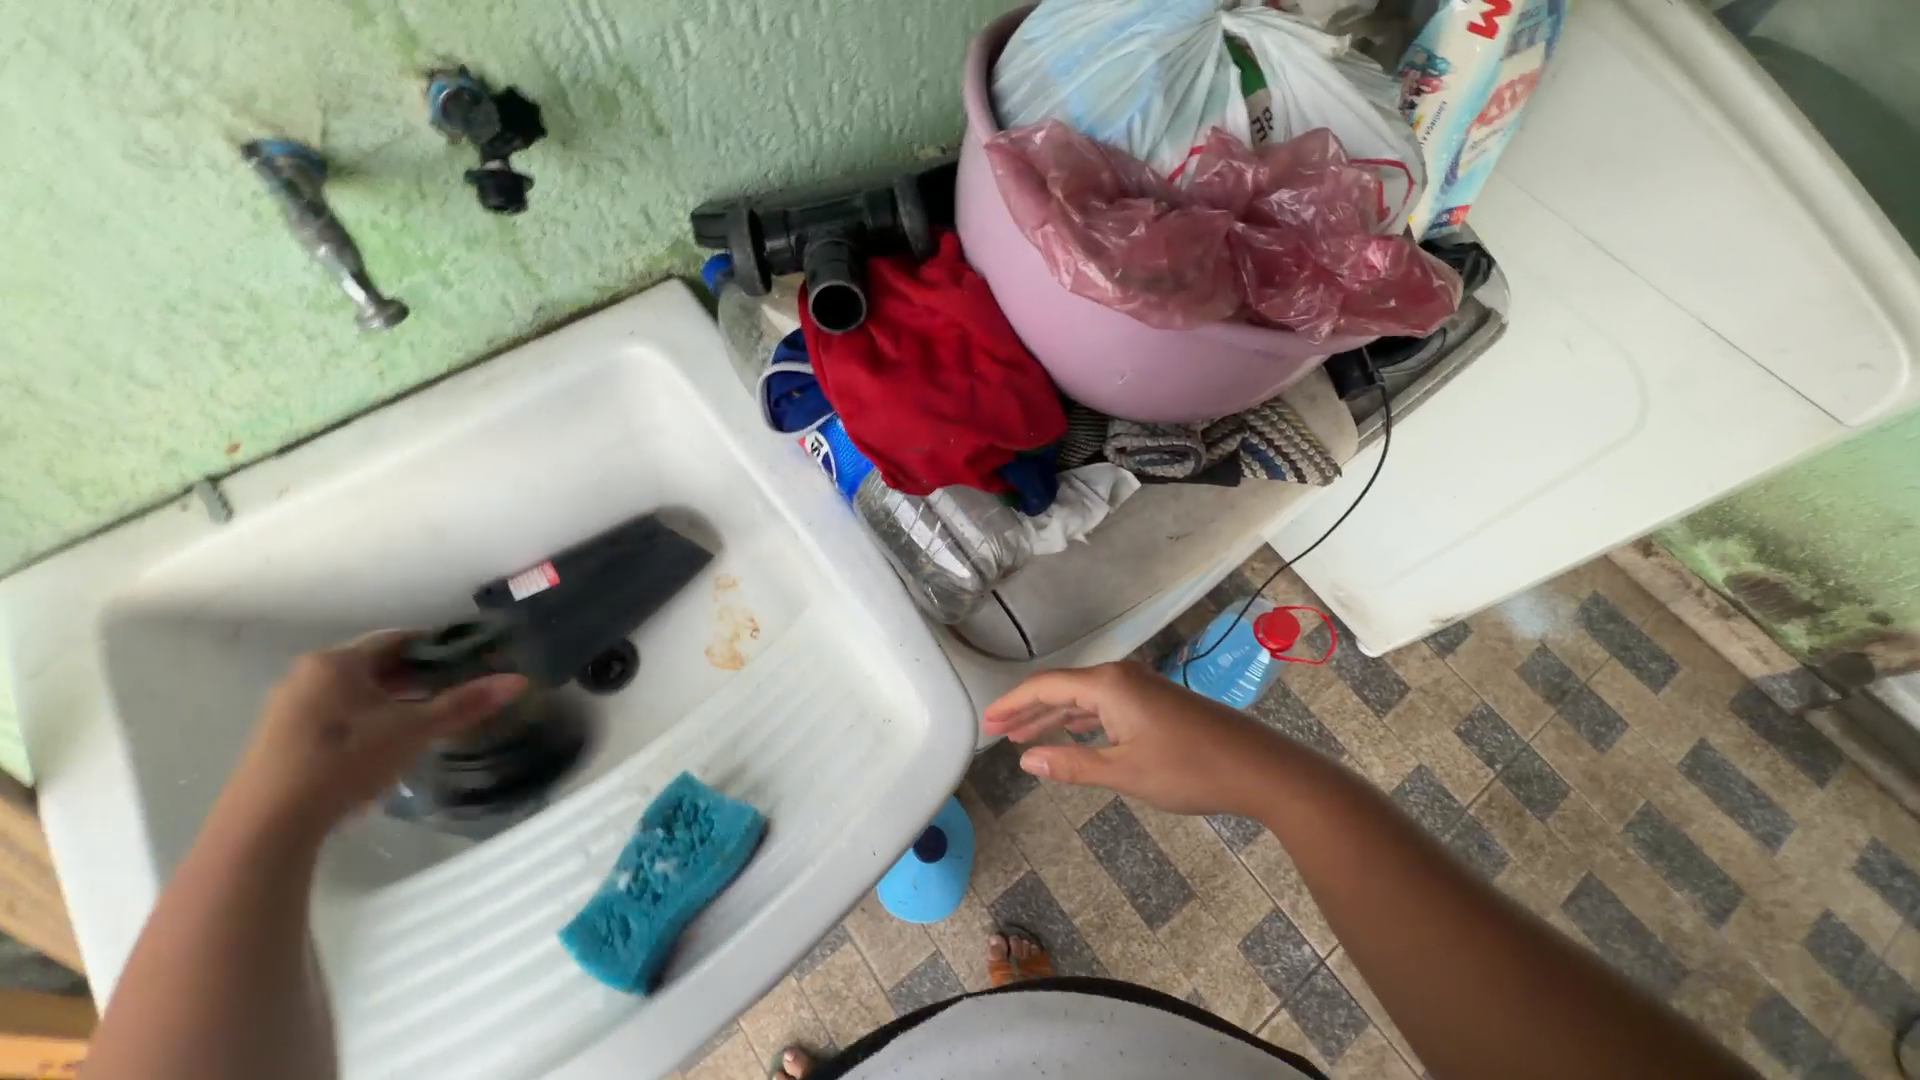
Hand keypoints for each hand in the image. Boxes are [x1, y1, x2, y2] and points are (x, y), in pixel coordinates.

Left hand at [215, 633, 526, 840]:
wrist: (267, 825)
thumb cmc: (345, 761)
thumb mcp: (414, 731)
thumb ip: (465, 704)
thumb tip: (519, 681)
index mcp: (336, 662)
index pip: (399, 639)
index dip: (438, 646)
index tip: (471, 658)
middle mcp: (307, 675)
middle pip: (376, 666)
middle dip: (418, 676)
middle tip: (457, 689)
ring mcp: (288, 708)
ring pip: (355, 693)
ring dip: (393, 701)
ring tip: (428, 719)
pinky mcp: (280, 739)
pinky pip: (336, 715)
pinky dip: (367, 720)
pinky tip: (386, 745)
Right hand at [982, 661, 1292, 817]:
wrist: (1258, 768)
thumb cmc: (1188, 769)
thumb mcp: (1123, 771)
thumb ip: (1072, 764)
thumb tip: (1026, 759)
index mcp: (1108, 686)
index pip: (1046, 686)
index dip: (1013, 704)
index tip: (987, 721)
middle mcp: (1120, 678)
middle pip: (1061, 689)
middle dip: (1028, 711)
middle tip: (996, 731)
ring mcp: (1139, 688)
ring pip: (1083, 699)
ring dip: (1053, 717)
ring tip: (1021, 737)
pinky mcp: (1154, 703)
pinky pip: (1103, 707)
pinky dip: (1080, 722)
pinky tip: (1068, 735)